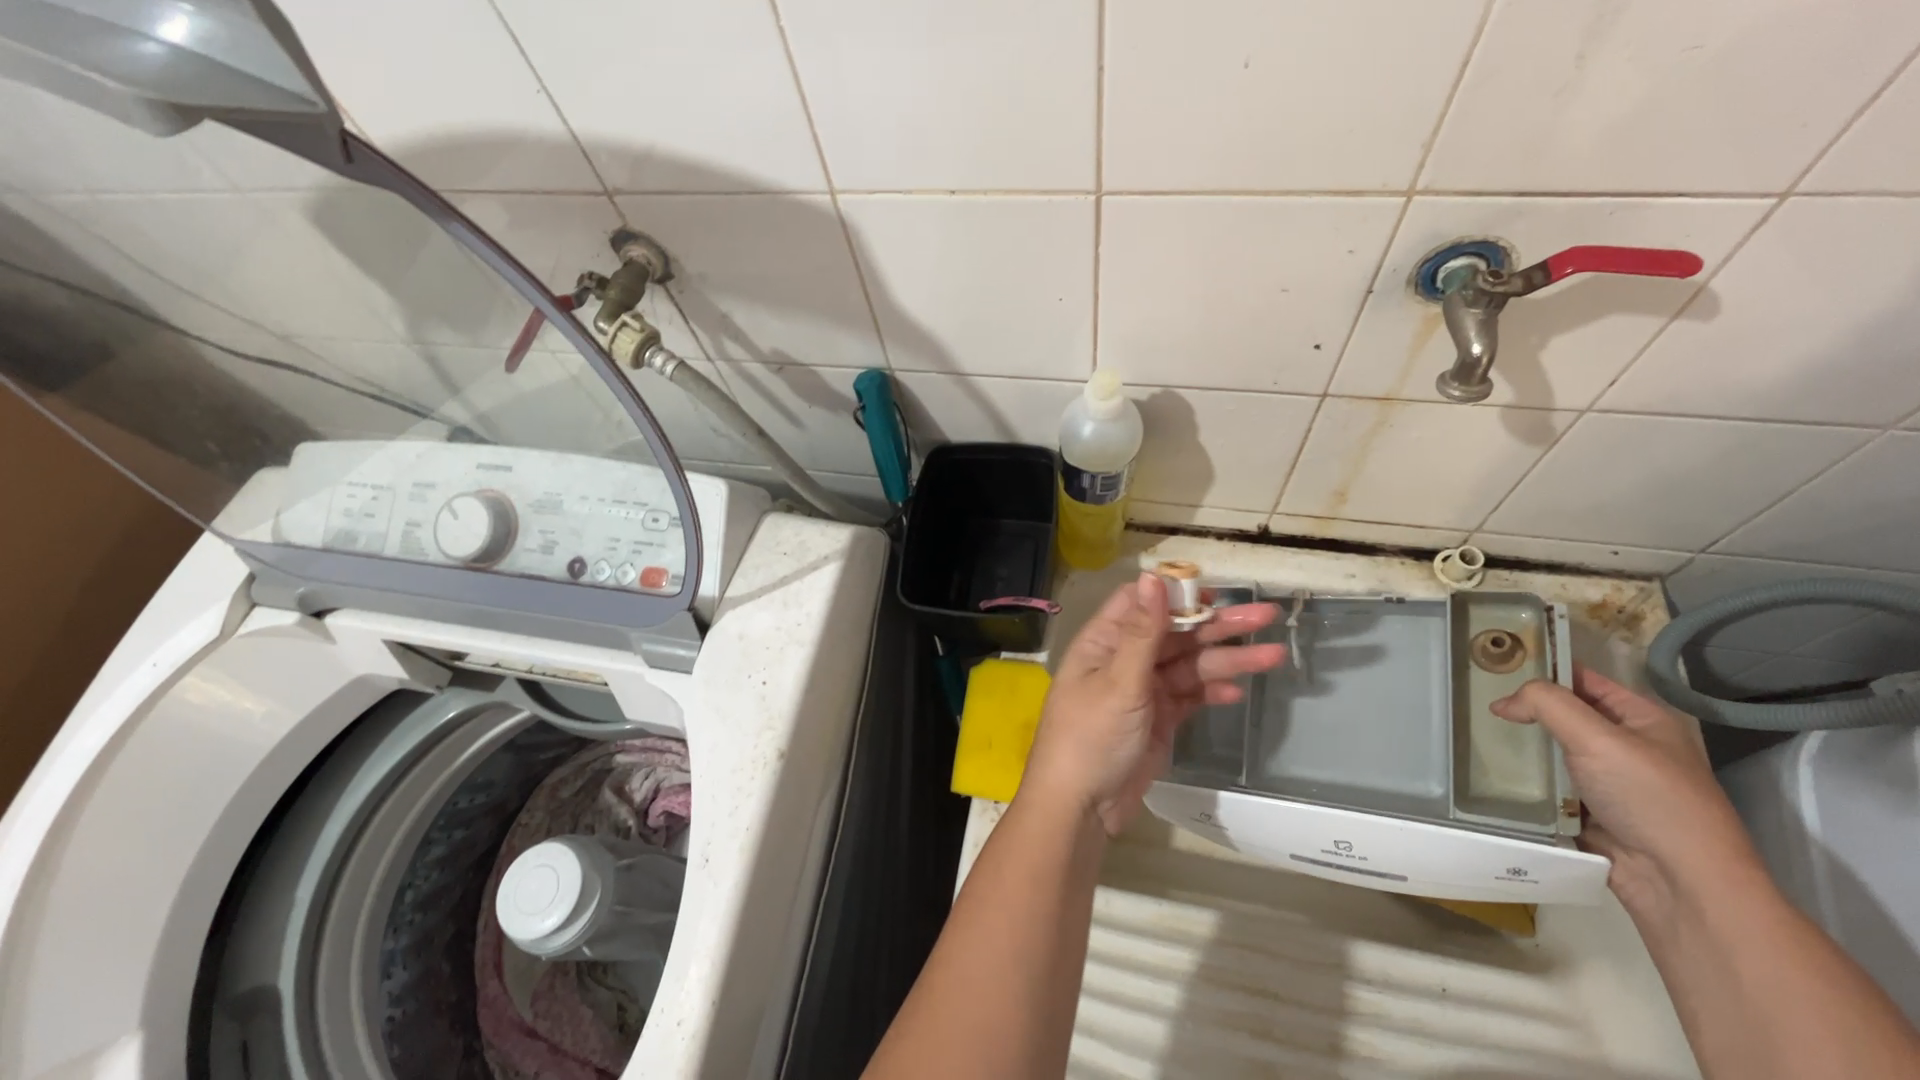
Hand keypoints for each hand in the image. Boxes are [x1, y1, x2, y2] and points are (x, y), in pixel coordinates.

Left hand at [1022, 572, 1285, 836]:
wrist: (1081, 808)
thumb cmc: (1091, 737)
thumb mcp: (1118, 681)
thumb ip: (1143, 632)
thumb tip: (1153, 576)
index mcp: (1103, 643)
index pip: (1141, 603)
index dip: (1177, 594)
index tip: (1215, 591)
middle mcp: (1123, 661)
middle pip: (1175, 634)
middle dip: (1218, 626)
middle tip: (1265, 616)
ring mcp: (1142, 692)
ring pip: (1188, 666)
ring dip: (1227, 660)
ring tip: (1274, 655)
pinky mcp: (1158, 720)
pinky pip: (1189, 697)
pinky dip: (1211, 692)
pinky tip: (1238, 690)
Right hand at [1490, 667, 1762, 916]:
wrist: (1680, 883)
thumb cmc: (1649, 798)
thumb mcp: (1599, 739)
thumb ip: (1548, 706)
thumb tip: (1503, 701)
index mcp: (1642, 720)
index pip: (1583, 681)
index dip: (1542, 669)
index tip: (1493, 665)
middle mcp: (1626, 748)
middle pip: (1564, 719)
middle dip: (1523, 713)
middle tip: (1471, 702)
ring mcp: (1608, 785)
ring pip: (1552, 758)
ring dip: (1520, 754)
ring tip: (1469, 737)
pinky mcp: (1589, 818)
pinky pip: (1548, 794)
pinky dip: (1524, 789)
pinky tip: (1487, 780)